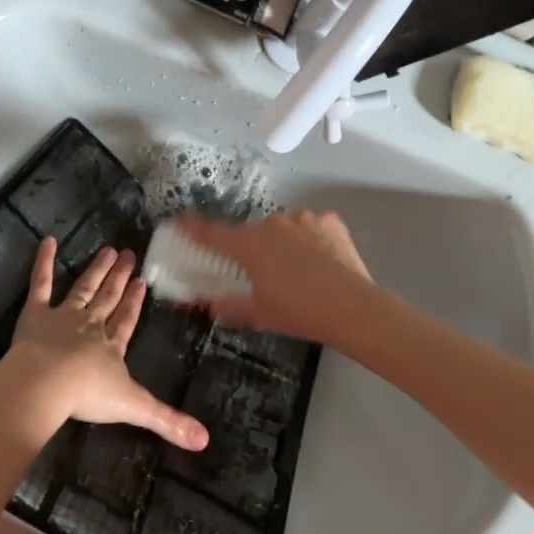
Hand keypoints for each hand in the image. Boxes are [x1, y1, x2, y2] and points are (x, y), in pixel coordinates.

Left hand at [3, 238, 208, 450]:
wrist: (47, 382)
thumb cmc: (88, 394)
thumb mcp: (134, 408)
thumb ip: (167, 421)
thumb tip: (205, 440)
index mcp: (111, 346)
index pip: (126, 322)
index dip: (134, 303)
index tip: (142, 283)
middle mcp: (90, 326)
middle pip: (107, 299)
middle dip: (119, 278)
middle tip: (129, 254)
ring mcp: (63, 317)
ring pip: (83, 289)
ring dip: (96, 270)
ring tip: (108, 250)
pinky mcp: (36, 313)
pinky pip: (41, 283)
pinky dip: (44, 262)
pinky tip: (48, 242)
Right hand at [180, 210, 393, 345]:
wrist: (353, 308)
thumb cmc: (299, 312)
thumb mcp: (259, 314)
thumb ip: (228, 305)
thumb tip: (207, 305)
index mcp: (250, 245)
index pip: (212, 233)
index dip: (193, 228)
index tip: (180, 222)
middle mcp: (272, 224)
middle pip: (253, 233)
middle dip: (253, 249)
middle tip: (263, 273)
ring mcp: (303, 219)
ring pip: (283, 229)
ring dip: (283, 243)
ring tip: (297, 270)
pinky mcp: (329, 221)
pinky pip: (310, 227)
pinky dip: (310, 239)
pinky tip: (320, 260)